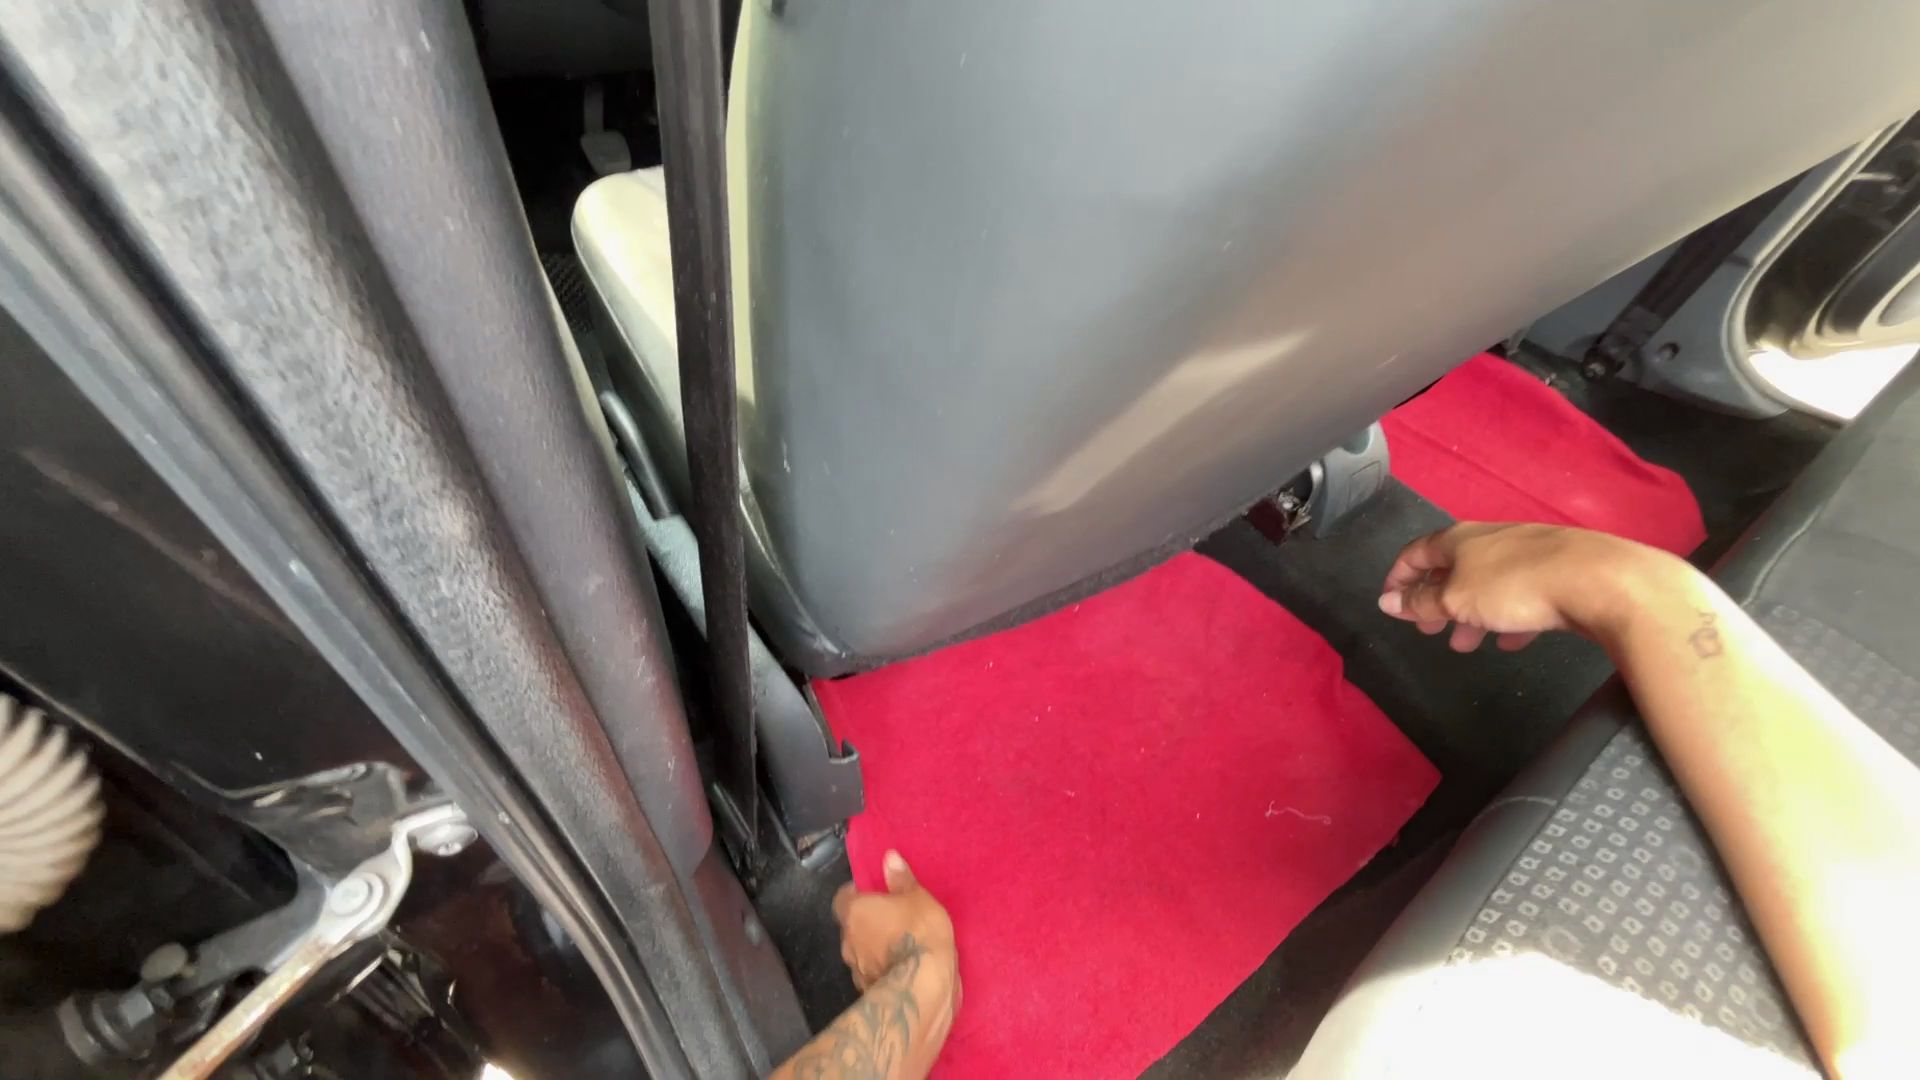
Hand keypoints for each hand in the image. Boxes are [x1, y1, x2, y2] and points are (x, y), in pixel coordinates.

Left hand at [833, 852, 957, 996]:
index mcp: (855, 913)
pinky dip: (882, 969)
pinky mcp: (867, 994)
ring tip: (900, 945)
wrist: (923, 989)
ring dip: (874, 948)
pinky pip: (872, 974)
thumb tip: (889, 857)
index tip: (874, 893)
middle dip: (868, 922)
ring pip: (861, 952)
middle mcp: (848, 941)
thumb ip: (901, 879)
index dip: (856, 894)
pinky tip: (903, 968)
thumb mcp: (918, 897)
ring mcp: (855, 971)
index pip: (842, 898)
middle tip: (892, 917)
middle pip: (852, 926)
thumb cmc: (918, 932)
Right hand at [1377, 522, 1682, 651]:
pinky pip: (1524, 594)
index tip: (1390, 602)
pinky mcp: (1563, 570)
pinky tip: (1513, 640)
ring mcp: (1530, 552)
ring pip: (1487, 584)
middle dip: (1436, 602)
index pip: (1415, 553)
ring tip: (1466, 644)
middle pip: (1452, 569)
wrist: (1605, 581)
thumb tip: (1385, 601)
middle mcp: (1491, 539)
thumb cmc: (1514, 587)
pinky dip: (1509, 616)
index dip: (1397, 577)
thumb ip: (1419, 602)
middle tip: (1427, 630)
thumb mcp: (1455, 600)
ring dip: (1470, 614)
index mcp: (1459, 539)